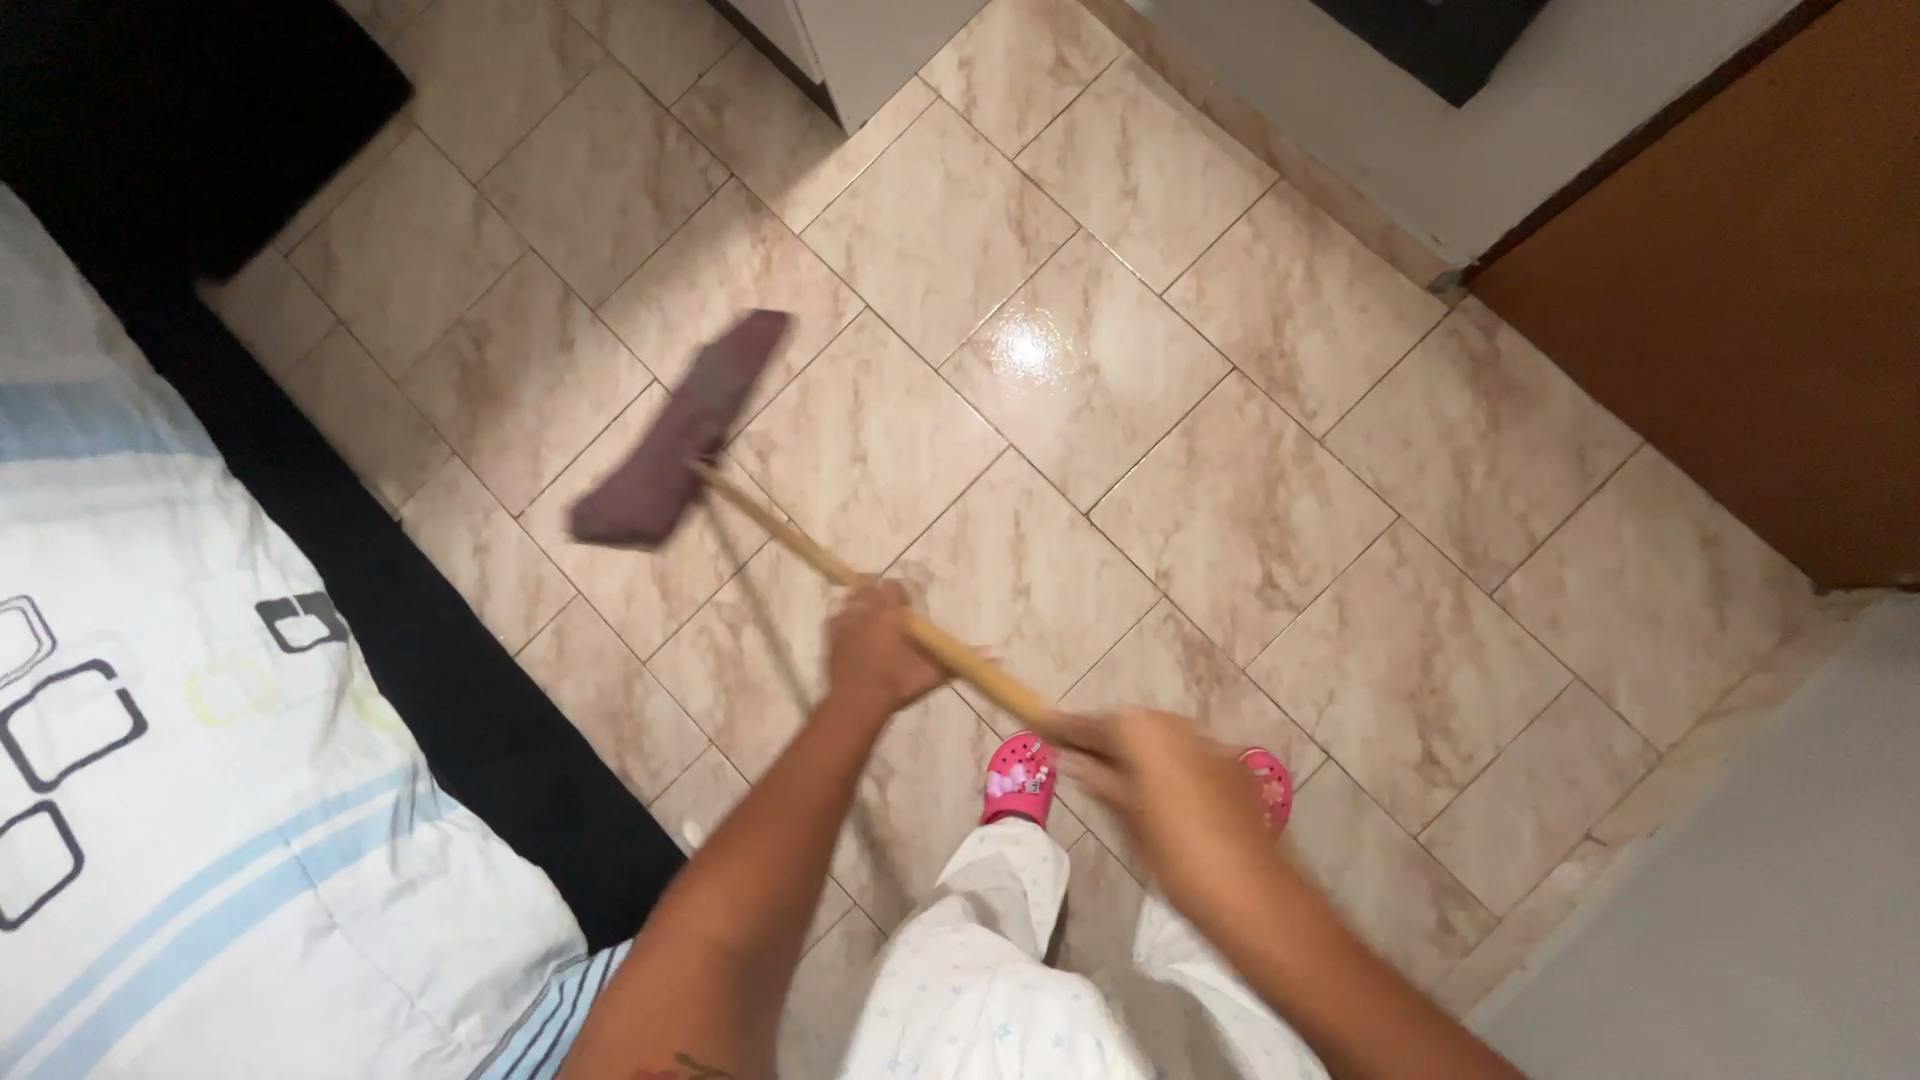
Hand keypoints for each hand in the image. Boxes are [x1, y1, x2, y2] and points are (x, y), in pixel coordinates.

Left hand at [823, 580, 947, 718]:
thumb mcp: (933, 673)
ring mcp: (845, 622)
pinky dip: (842, 620)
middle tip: (887, 610)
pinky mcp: (830, 636)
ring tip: (868, 617)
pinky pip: (835, 617)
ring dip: (859, 602)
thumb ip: (960, 660)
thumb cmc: (897, 684)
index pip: (895, 587)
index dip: (901, 594)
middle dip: (878, 593)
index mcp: (891, 613)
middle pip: (870, 586)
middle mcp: (867, 610)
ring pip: (850, 598)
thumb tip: (997, 655)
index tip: (907, 607)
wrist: (857, 702)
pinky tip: (850, 631)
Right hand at [1054, 708, 1293, 935]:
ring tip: (1109, 771)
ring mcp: (1211, 743)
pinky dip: (1165, 760)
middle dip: (1103, 736)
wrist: (1254, 896)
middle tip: (1074, 753)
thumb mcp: (1128, 823)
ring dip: (1134, 748)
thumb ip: (1100, 781)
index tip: (1041, 725)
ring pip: (1160, 735)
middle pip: (1130, 723)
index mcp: (1145, 737)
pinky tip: (1154, 786)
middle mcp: (1178, 727)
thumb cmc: (1178, 862)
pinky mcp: (1233, 763)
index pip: (1095, 723)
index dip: (1066, 726)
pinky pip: (1186, 750)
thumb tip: (1071, 759)